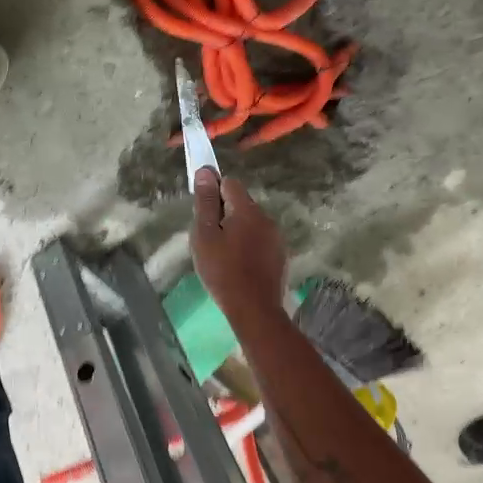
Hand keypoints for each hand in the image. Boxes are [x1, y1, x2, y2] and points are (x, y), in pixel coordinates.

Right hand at [189, 167, 289, 324]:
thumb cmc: (223, 271)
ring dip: (236, 228)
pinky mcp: (280, 255)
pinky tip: (238, 264)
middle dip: (223, 212)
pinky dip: (247, 243)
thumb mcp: (205, 235)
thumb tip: (205, 172)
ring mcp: (276, 237)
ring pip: (250, 221)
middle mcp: (266, 218)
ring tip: (222, 253)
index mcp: (247, 210)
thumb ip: (205, 202)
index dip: (213, 191)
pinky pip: (259, 238)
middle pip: (240, 202)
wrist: (255, 310)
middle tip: (209, 237)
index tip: (202, 211)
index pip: (229, 183)